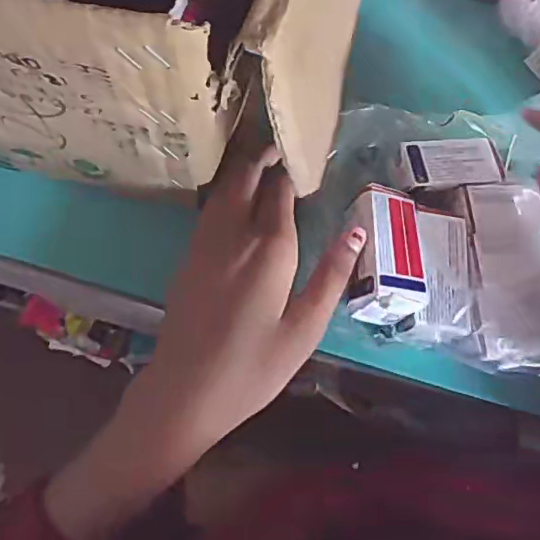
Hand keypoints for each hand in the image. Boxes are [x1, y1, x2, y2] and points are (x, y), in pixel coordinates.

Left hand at [46, 146, 363, 539]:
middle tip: (283, 145)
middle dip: (264, 156)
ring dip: (243, 169)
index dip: (292, 167)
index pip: (280, 190)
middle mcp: (235, 235)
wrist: (182, 395)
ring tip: (263, 161)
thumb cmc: (253, 367)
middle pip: (246, 177)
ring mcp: (206, 243)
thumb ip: (331, 276)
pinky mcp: (189, 256)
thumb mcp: (304, 329)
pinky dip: (227, 190)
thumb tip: (356, 232)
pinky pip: (210, 207)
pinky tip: (236, 198)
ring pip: (224, 188)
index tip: (306, 153)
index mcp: (269, 249)